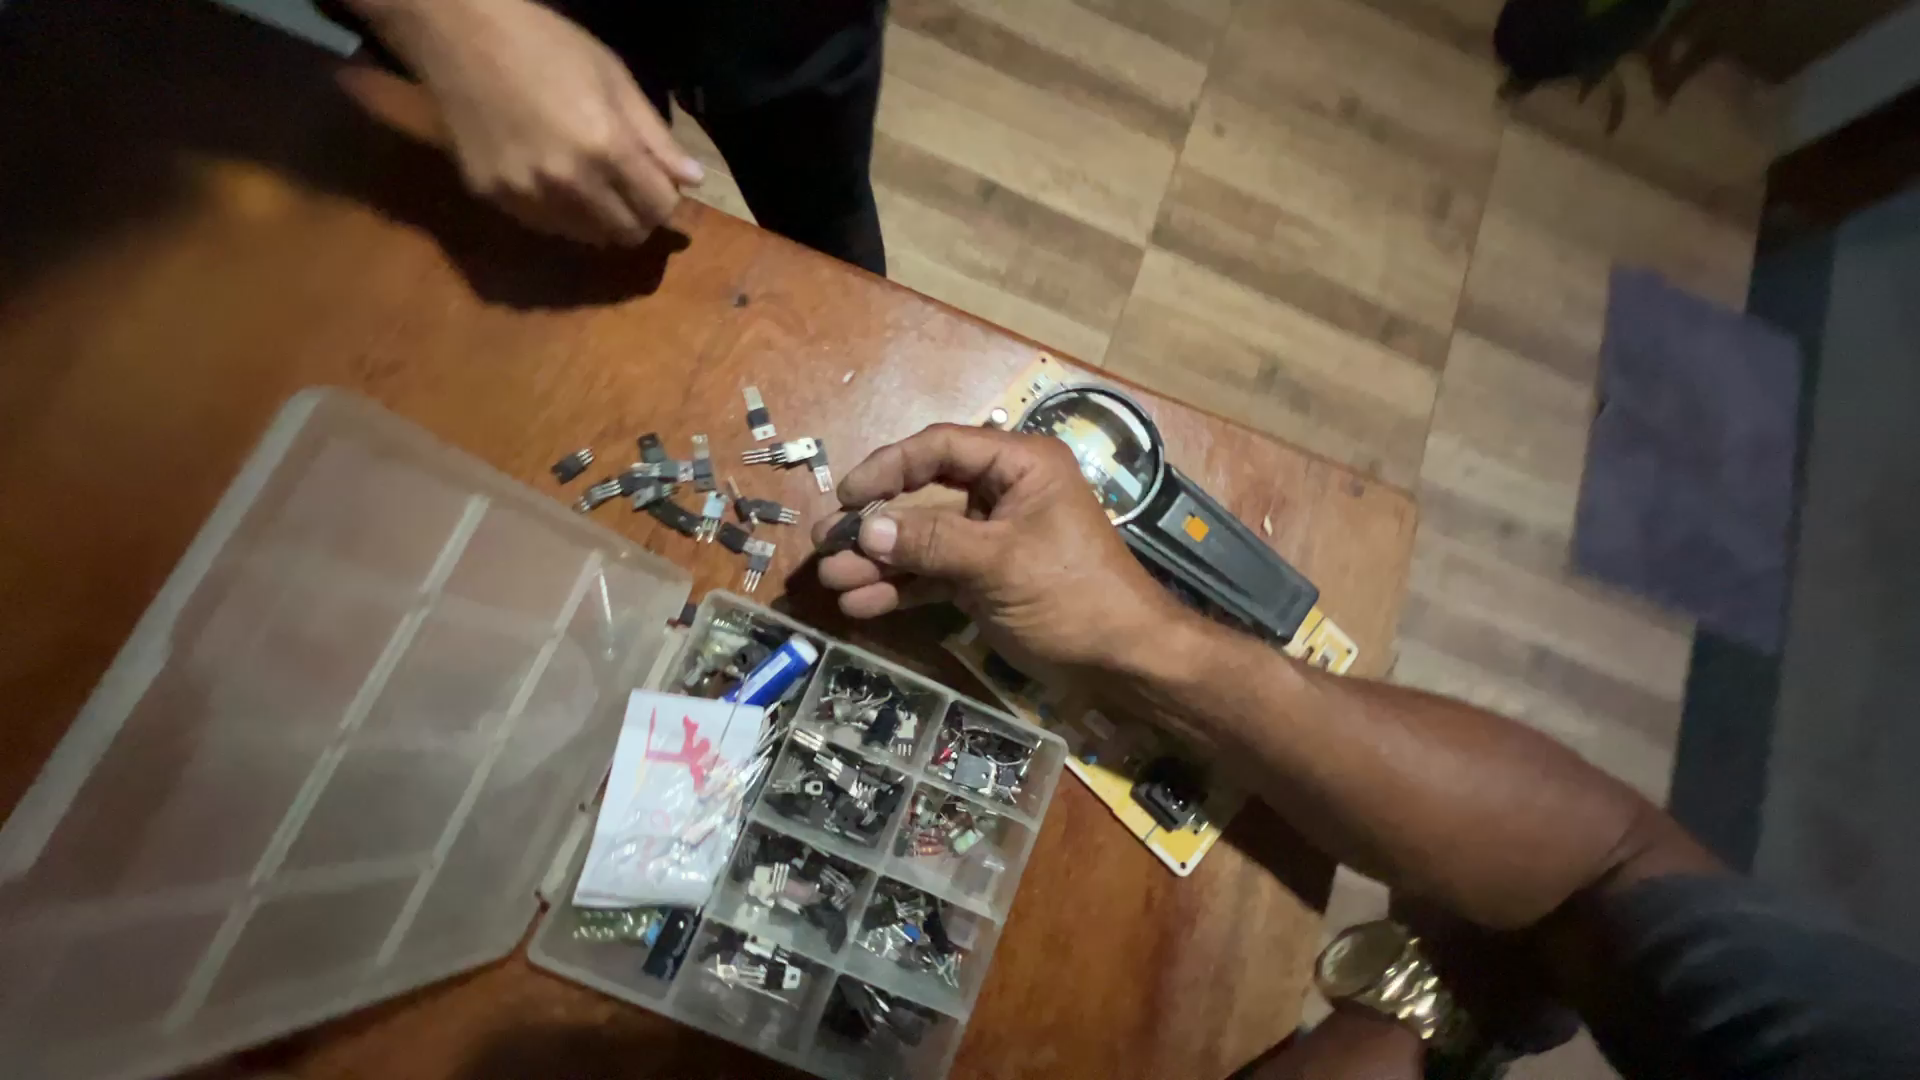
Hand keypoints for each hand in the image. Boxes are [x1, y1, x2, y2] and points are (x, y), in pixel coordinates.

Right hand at [362, 0, 701, 244]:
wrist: (454, 28)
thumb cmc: (545, 45)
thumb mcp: (615, 80)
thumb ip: (657, 138)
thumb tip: (694, 180)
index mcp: (607, 149)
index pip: (660, 208)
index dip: (665, 198)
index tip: (656, 183)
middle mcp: (570, 182)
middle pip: (629, 233)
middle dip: (638, 216)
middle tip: (628, 190)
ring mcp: (530, 194)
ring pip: (592, 238)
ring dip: (602, 220)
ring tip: (590, 183)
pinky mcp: (496, 198)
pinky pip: (549, 228)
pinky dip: (563, 215)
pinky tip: (552, 180)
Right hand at [811, 424, 1186, 676]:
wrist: (1121, 661)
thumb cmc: (1072, 594)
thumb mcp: (1000, 562)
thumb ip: (931, 541)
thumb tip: (865, 527)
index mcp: (1019, 466)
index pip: (941, 448)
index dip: (889, 467)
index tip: (848, 495)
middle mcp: (1001, 493)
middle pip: (924, 497)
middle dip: (876, 525)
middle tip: (826, 546)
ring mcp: (990, 538)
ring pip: (923, 540)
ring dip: (880, 561)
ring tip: (834, 582)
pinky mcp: (984, 577)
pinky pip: (934, 574)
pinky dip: (902, 588)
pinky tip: (863, 605)